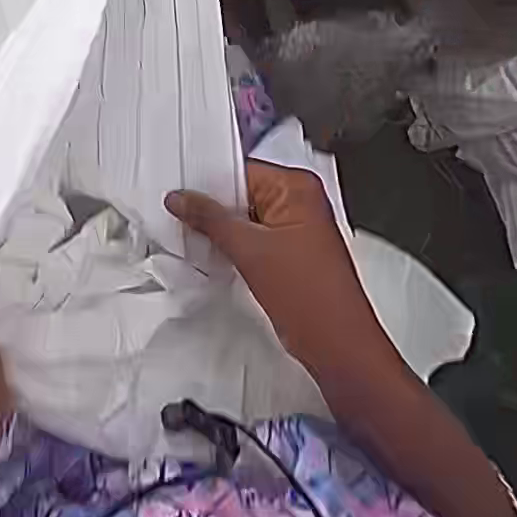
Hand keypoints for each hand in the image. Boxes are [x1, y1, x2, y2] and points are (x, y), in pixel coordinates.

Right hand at [166, 162, 397, 375]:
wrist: (337, 345)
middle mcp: (300, 200)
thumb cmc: (313, 297)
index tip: (180, 196)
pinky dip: (234, 245)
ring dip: (222, 230)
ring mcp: (295, 226)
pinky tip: (218, 255)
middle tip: (184, 218)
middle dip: (213, 209)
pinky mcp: (289, 250)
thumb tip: (183, 200)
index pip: (240, 170)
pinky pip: (253, 236)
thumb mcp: (249, 250)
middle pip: (241, 193)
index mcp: (297, 187)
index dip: (208, 184)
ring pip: (245, 217)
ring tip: (202, 241)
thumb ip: (210, 219)